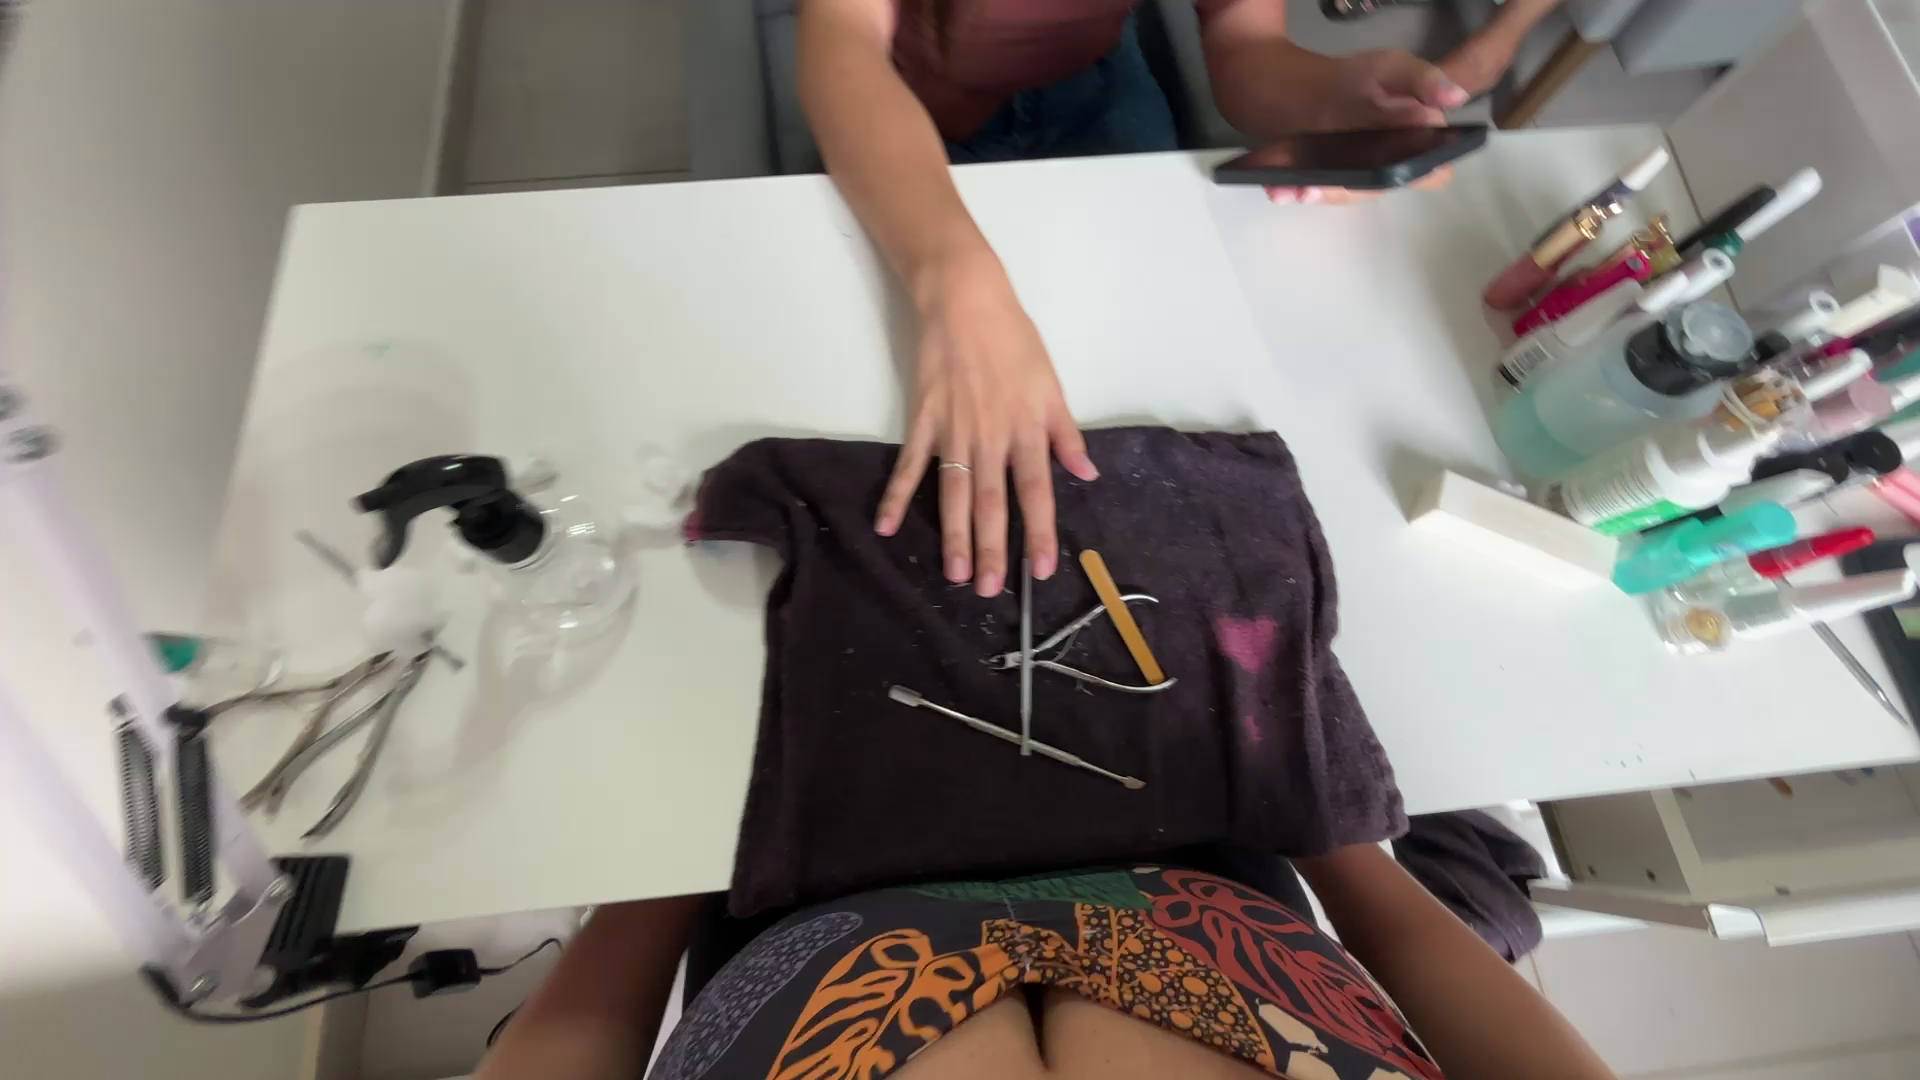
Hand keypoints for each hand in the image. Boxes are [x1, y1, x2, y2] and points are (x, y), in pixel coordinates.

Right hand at [874, 253, 1097, 596]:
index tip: (1040, 569)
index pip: (1036, 491)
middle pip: (992, 502)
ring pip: (954, 492)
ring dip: (953, 534)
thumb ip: (1066, 435)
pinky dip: (896, 494)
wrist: (966, 301)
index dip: (1039, 532)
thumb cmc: (1014, 342)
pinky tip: (885, 525)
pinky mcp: (922, 420)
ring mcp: (953, 431)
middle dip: (993, 548)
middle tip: (989, 590)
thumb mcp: (1052, 385)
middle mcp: (991, 437)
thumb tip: (1086, 474)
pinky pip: (909, 464)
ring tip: (956, 573)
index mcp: (1027, 429)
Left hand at [1266, 49, 1467, 205]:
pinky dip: (1295, 193)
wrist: (1297, 89)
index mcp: (1414, 137)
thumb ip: (1422, 80)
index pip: (1433, 170)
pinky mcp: (1326, 183)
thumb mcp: (1390, 69)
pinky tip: (1277, 188)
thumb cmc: (1351, 77)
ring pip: (1340, 196)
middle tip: (1314, 187)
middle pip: (1374, 189)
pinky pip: (1315, 194)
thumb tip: (1456, 97)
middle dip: (1343, 190)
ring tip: (1289, 190)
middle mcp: (1388, 163)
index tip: (1393, 175)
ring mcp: (1355, 176)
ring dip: (1313, 195)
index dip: (1423, 176)